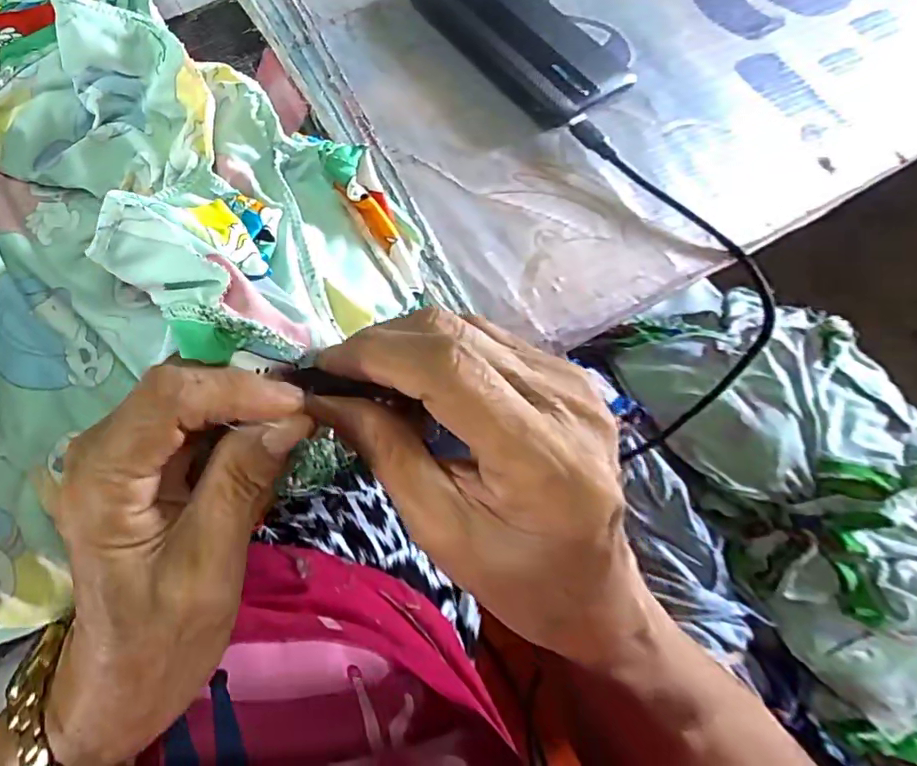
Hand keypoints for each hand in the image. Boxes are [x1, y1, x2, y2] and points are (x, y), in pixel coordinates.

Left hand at [45, 363, 312, 764]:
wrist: (119, 677)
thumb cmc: (160, 640)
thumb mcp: (209, 568)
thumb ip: (242, 482)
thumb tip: (291, 415)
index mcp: (101, 474)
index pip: (165, 396)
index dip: (233, 386)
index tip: (295, 400)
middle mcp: (94, 447)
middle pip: (168, 389)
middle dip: (236, 389)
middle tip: (300, 406)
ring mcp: (109, 450)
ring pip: (176, 399)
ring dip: (233, 403)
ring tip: (288, 418)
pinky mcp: (128, 460)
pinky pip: (177, 423)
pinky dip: (220, 424)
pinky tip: (257, 436)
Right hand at [310, 308, 659, 666]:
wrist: (595, 591)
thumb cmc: (512, 575)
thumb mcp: (434, 526)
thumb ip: (382, 449)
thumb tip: (323, 396)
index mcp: (540, 455)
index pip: (445, 367)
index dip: (373, 355)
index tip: (321, 369)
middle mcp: (565, 402)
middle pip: (449, 334)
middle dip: (376, 345)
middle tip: (334, 373)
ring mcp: (570, 379)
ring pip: (459, 324)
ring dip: (399, 342)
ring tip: (368, 376)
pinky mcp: (563, 371)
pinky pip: (477, 334)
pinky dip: (428, 346)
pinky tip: (410, 377)